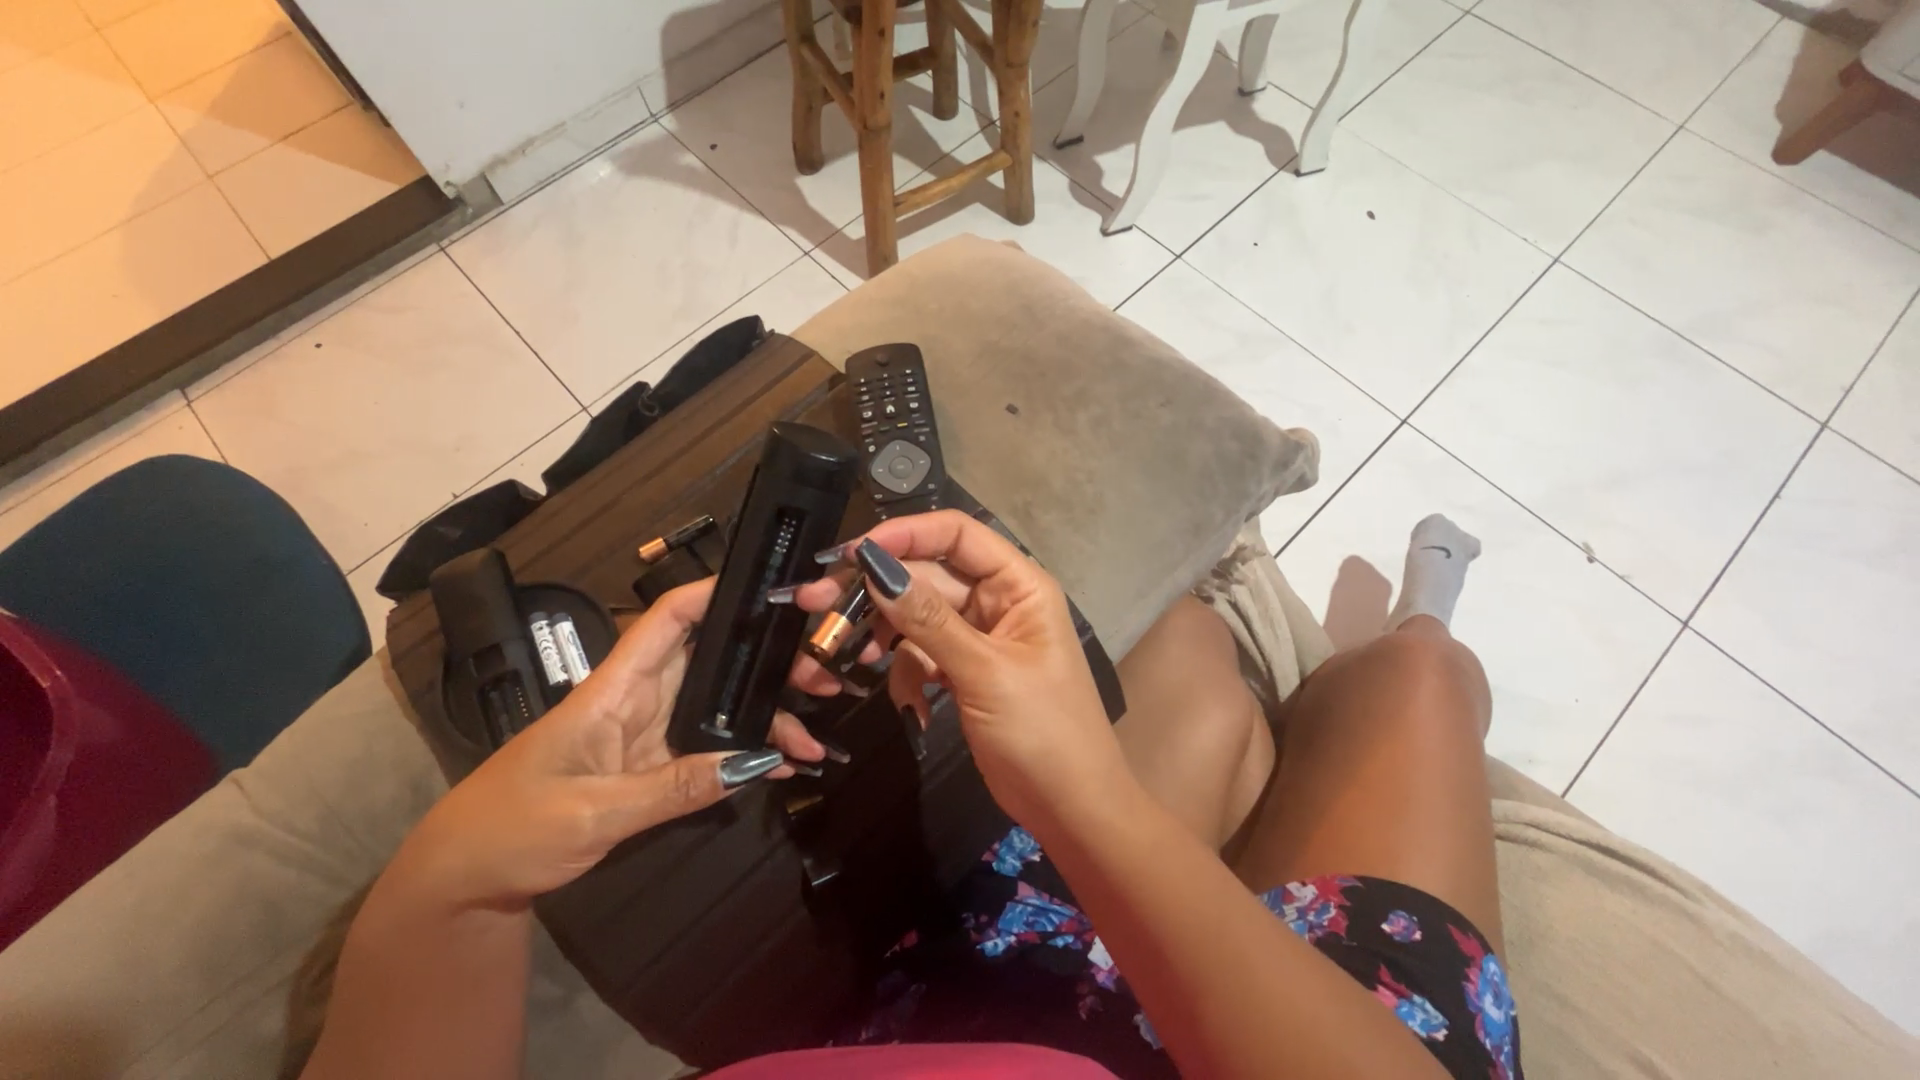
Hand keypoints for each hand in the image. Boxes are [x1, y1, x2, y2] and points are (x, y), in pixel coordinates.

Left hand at [395, 579, 823, 910]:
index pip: (668, 620)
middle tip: (821, 680)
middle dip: (768, 663)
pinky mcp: (654, 767)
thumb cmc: (511, 828)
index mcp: (614, 690)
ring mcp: (650, 735)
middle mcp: (639, 701)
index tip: (772, 592)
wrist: (466, 880)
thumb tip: (755, 762)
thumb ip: (674, 788)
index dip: (714, 594)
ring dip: (768, 717)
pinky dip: (748, 755)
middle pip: (713, 662)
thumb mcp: (593, 813)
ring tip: (813, 742)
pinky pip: (713, 750)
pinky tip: (783, 767)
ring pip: (721, 707)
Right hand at [790, 511, 1130, 835]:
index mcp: (1019, 585)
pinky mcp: (963, 672)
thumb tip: (875, 568)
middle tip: (815, 603)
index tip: (851, 554)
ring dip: (883, 637)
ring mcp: (978, 638)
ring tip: (849, 658)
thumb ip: (928, 620)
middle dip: (875, 592)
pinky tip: (910, 708)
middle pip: (925, 576)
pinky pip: (920, 656)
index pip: (956, 534)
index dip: (904, 535)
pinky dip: (906, 677)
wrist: (1070, 807)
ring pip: (915, 618)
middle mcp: (998, 601)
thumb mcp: (984, 672)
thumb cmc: (1043, 731)